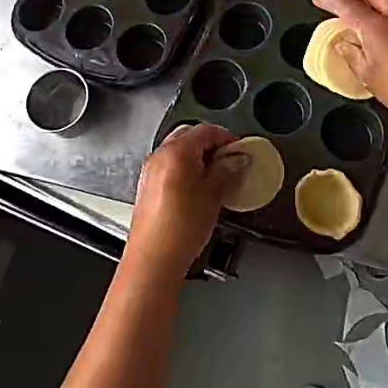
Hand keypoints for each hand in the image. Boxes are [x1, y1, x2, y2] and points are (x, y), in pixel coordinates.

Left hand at [128, 123, 243, 268]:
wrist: (154, 257)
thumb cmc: (179, 229)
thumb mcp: (214, 195)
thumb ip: (228, 171)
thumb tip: (237, 160)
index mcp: (175, 152)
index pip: (205, 130)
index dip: (227, 137)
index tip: (240, 148)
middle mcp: (158, 157)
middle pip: (188, 136)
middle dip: (211, 144)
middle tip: (231, 159)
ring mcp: (150, 171)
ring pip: (177, 151)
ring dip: (198, 157)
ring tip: (218, 176)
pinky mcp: (147, 186)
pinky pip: (169, 167)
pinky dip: (185, 169)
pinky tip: (199, 188)